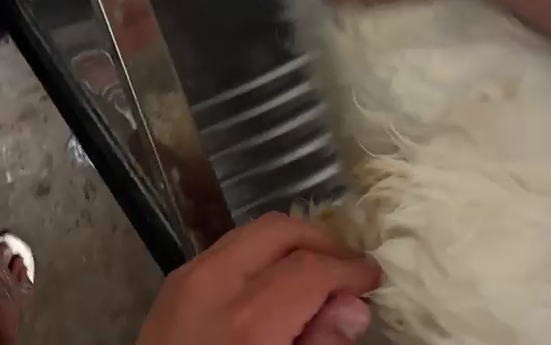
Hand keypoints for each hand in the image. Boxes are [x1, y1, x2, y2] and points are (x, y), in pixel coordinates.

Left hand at [134, 213, 379, 344]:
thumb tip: (351, 305)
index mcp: (247, 320)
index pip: (309, 268)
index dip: (349, 269)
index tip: (375, 278)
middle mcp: (213, 282)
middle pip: (276, 230)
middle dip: (319, 241)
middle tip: (350, 268)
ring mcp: (188, 274)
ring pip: (248, 232)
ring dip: (289, 244)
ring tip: (320, 273)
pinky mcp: (175, 279)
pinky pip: (226, 248)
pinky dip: (259, 253)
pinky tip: (279, 280)